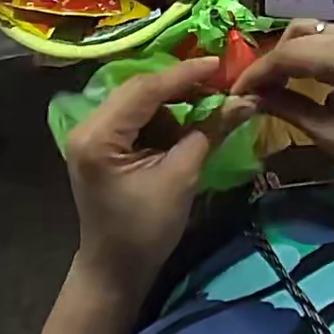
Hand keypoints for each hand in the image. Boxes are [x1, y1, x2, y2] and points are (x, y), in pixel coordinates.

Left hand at [64, 57, 256, 299]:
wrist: (115, 269)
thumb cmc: (145, 230)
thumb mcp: (181, 178)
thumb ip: (209, 132)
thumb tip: (245, 100)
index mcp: (98, 136)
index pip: (144, 90)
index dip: (184, 74)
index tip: (220, 64)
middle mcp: (88, 126)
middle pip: (138, 90)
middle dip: (180, 86)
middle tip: (220, 82)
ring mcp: (92, 134)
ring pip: (139, 101)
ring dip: (173, 102)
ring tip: (209, 104)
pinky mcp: (102, 143)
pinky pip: (136, 117)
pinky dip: (163, 117)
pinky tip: (187, 124)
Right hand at [230, 20, 333, 184]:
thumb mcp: (330, 134)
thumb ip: (286, 109)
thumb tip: (247, 99)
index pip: (286, 55)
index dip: (255, 74)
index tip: (233, 94)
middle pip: (295, 35)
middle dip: (268, 62)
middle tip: (252, 91)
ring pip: (308, 31)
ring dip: (286, 54)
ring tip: (272, 85)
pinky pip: (325, 38)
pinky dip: (304, 53)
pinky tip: (297, 77)